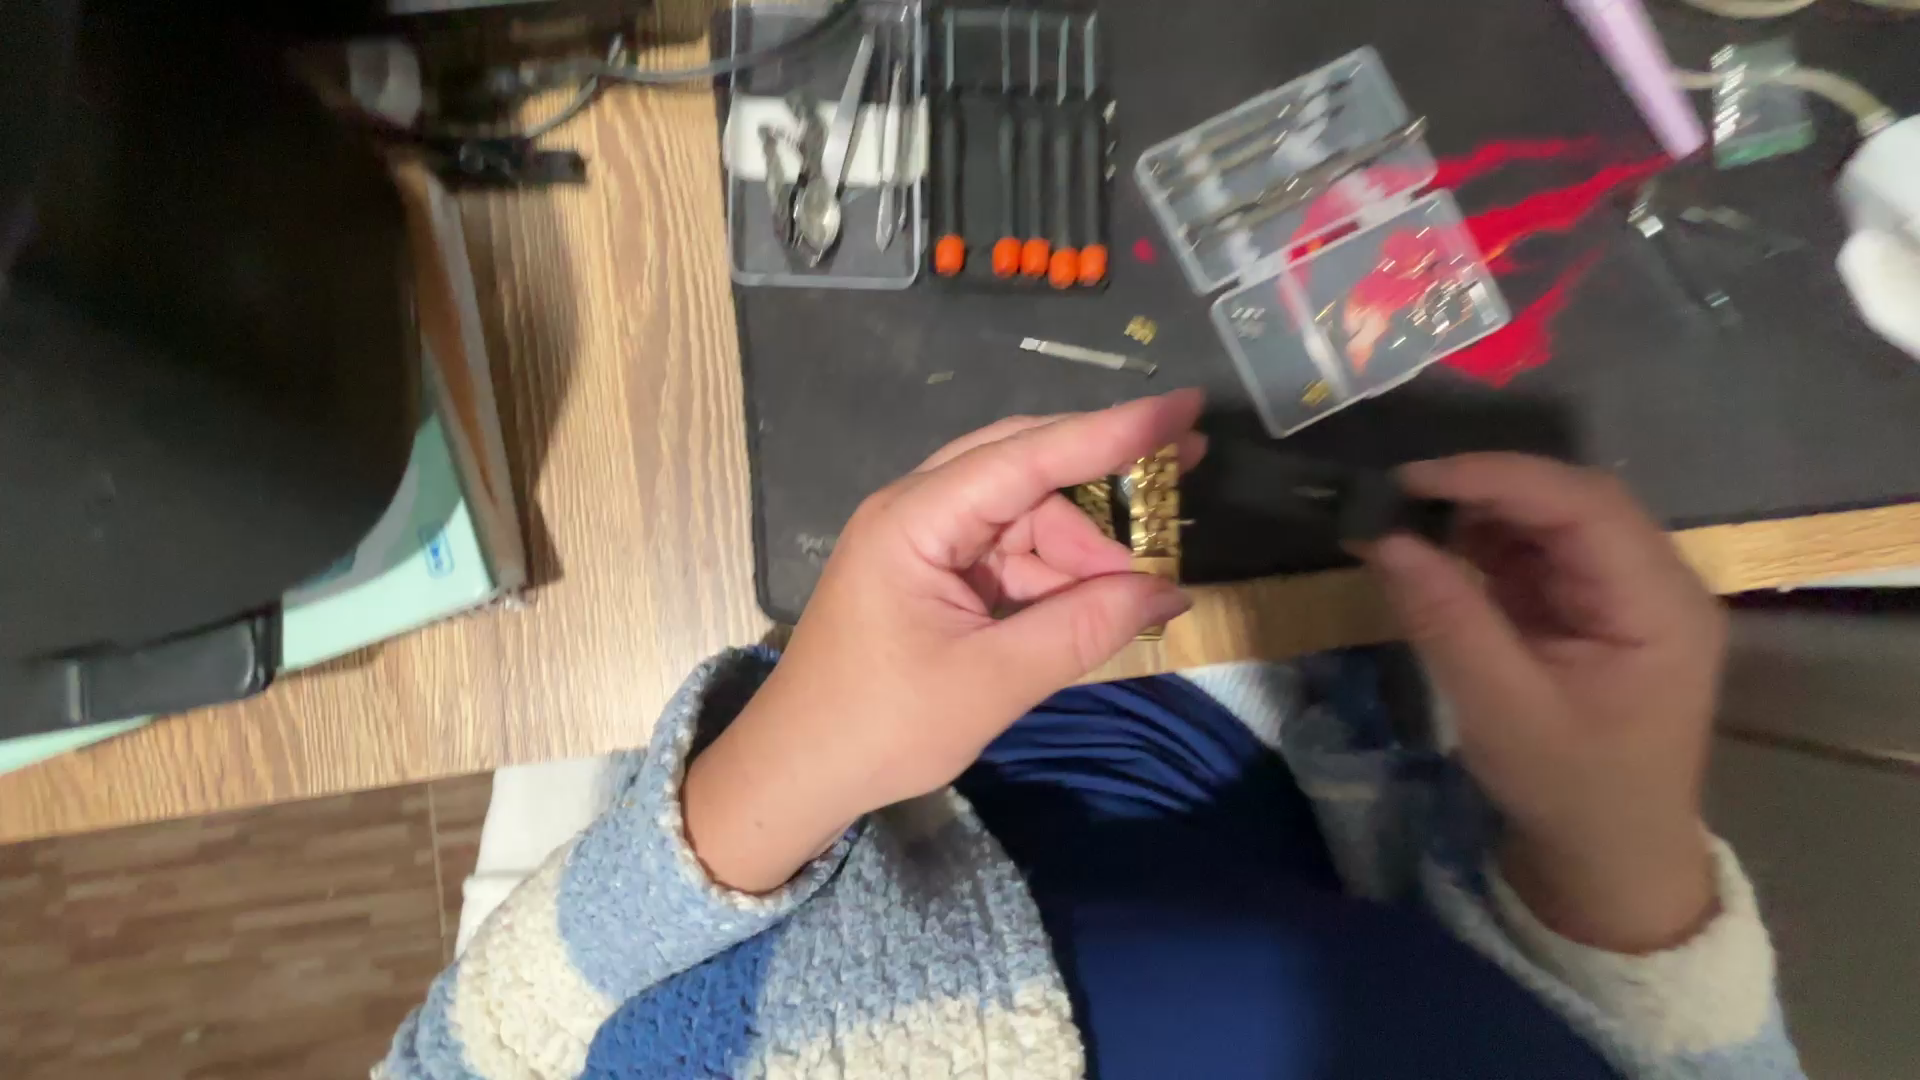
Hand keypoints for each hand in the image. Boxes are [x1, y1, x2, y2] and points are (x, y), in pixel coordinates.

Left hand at [684, 391, 1205, 892]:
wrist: (797, 772)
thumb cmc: (880, 728)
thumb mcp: (991, 682)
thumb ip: (1083, 629)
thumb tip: (1169, 592)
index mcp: (915, 519)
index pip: (1026, 455)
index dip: (1111, 431)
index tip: (1184, 408)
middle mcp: (918, 511)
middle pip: (1024, 471)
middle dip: (1105, 474)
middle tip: (1185, 466)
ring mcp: (924, 542)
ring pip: (1023, 518)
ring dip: (1082, 549)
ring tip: (1141, 589)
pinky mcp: (933, 574)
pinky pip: (1008, 555)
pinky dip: (1054, 576)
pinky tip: (1094, 602)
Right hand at [1361, 454, 1724, 953]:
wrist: (1605, 848)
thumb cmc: (1567, 785)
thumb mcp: (1499, 707)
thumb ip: (1445, 618)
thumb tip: (1382, 539)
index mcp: (1657, 604)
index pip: (1585, 506)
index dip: (1497, 478)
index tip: (1412, 479)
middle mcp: (1648, 582)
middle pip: (1569, 501)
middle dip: (1481, 488)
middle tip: (1397, 493)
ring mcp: (1614, 592)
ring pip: (1544, 519)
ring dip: (1473, 510)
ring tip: (1401, 515)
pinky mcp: (1578, 605)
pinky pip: (1527, 551)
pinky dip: (1473, 541)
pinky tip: (1428, 545)